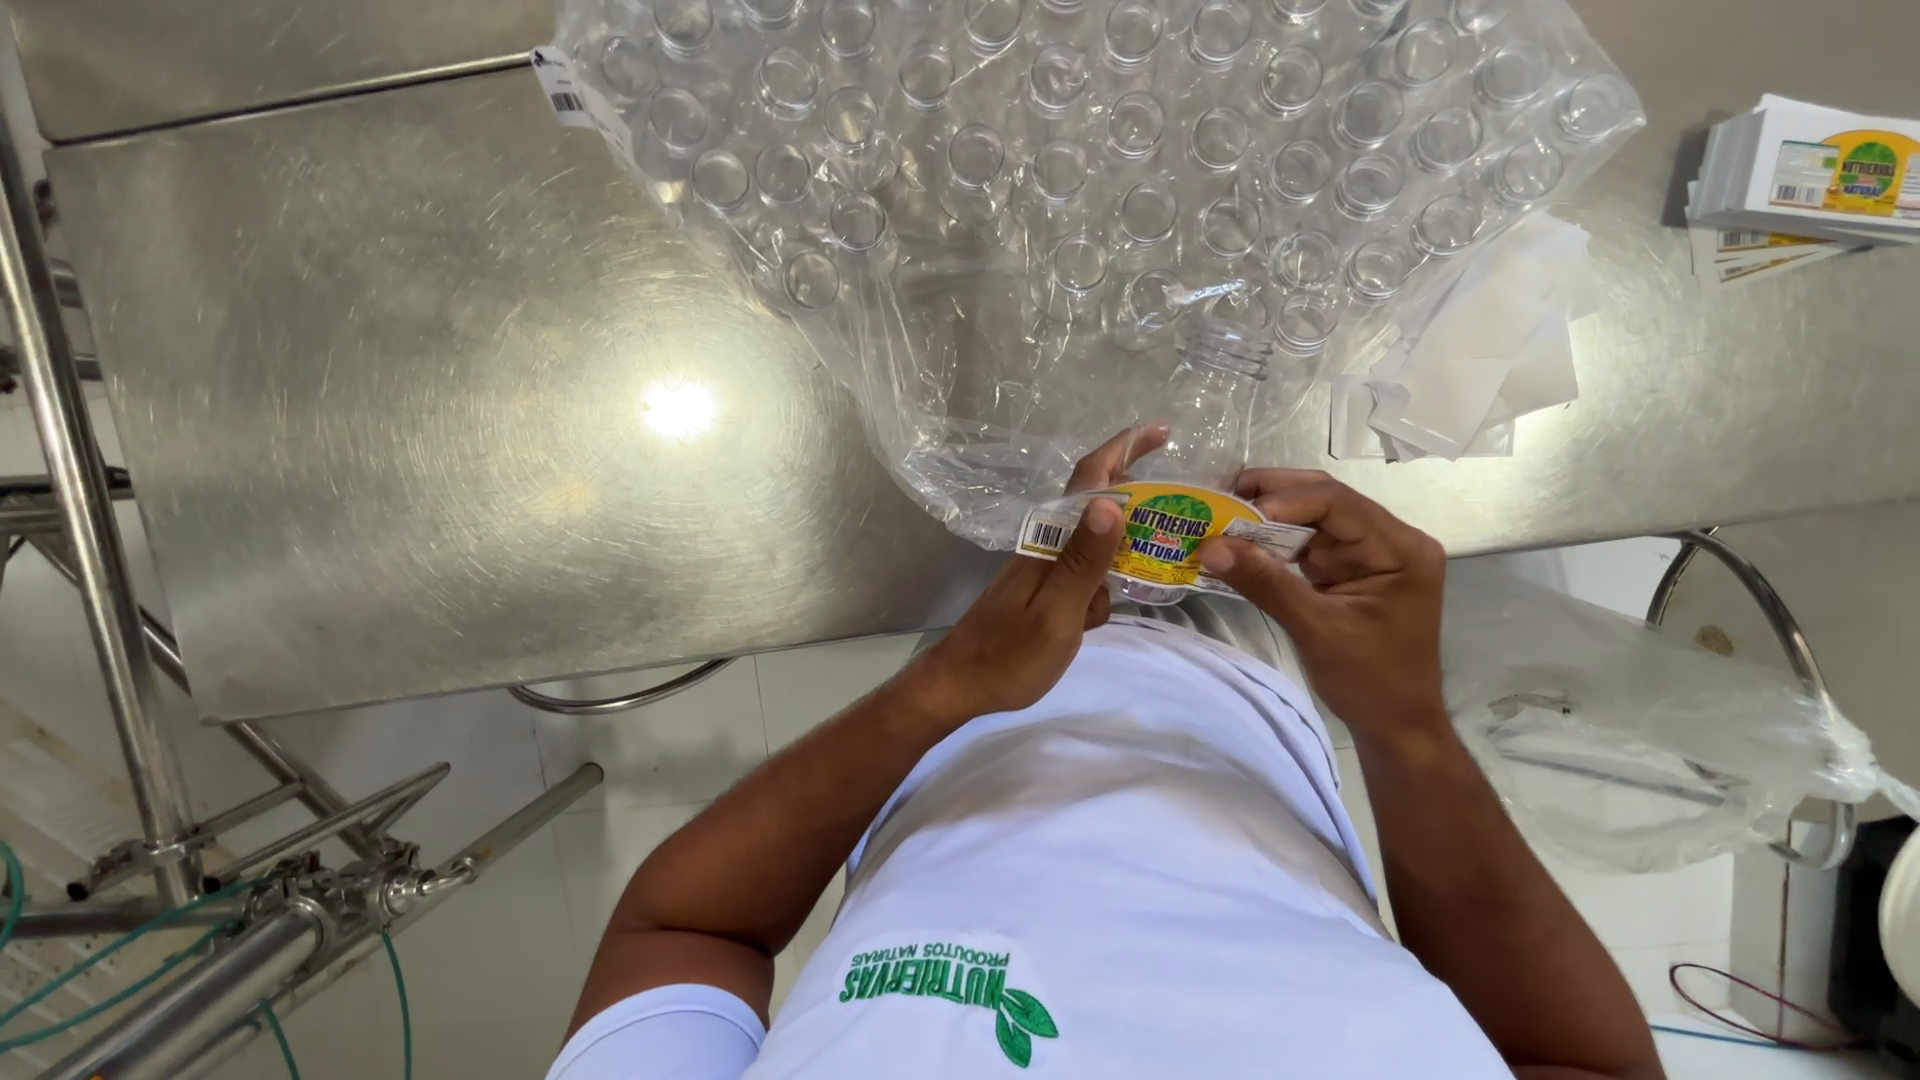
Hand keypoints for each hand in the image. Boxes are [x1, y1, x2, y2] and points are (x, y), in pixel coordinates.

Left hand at [898, 424, 1167, 721]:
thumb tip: (1111, 503)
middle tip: (1180, 517)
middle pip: (1099, 509)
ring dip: (1119, 561)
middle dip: (1139, 507)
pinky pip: (1084, 580)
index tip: (1163, 430)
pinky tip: (1097, 622)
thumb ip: (1082, 561)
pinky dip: (1100, 594)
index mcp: (1049, 542)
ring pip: (1096, 550)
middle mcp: (1047, 546)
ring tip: (1148, 574)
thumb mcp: (1055, 612)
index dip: (1124, 449)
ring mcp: (1045, 570)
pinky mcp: (1044, 593)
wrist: (959, 685)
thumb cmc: (1008, 655)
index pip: (1090, 481)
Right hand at [1195, 470, 1448, 740]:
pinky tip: (1240, 541)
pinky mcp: (1348, 570)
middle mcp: (1389, 540)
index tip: (1233, 515)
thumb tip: (1210, 546)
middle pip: (1324, 499)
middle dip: (1271, 495)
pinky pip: (1306, 543)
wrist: (1397, 725)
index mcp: (1400, 548)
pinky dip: (1272, 542)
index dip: (1283, 499)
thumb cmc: (1370, 681)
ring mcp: (1368, 554)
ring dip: (1266, 516)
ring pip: (1311, 517)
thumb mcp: (1316, 630)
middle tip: (1219, 497)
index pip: (1337, 502)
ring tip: (1220, 515)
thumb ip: (1266, 583)